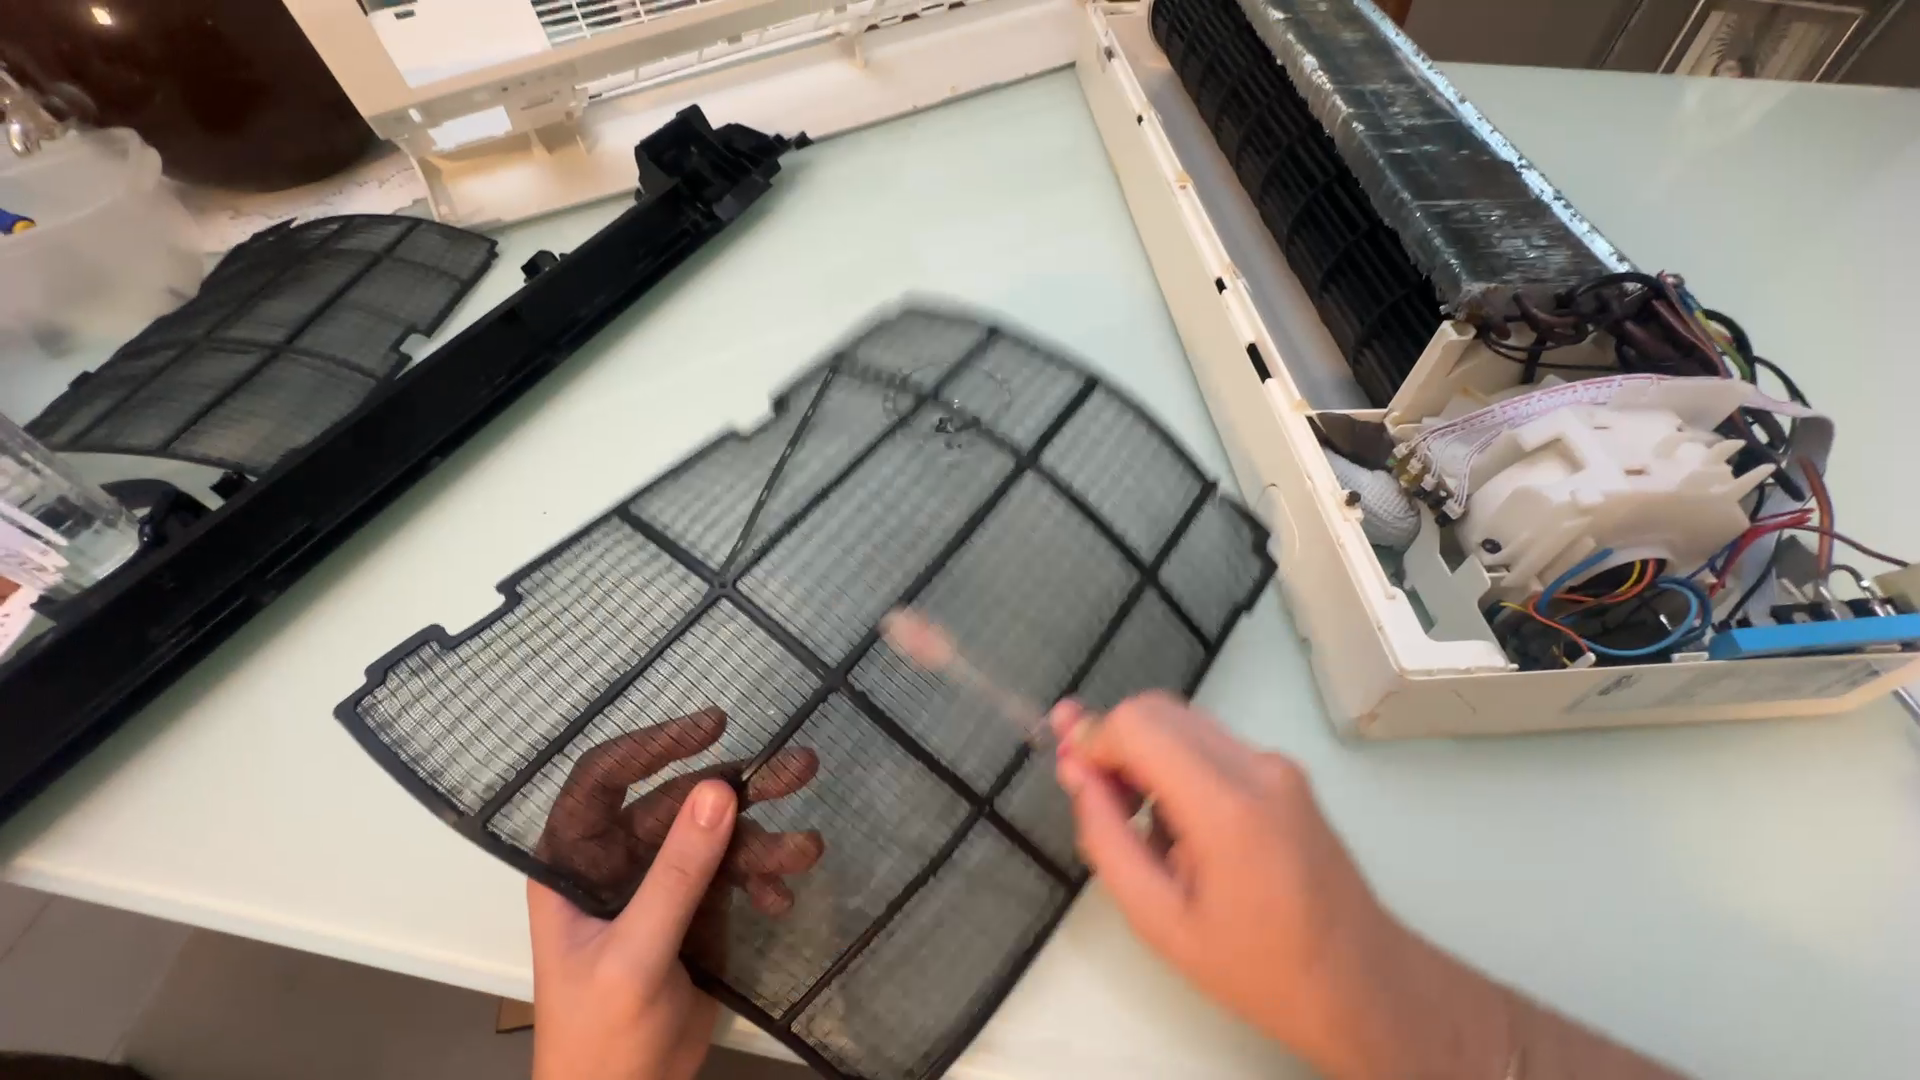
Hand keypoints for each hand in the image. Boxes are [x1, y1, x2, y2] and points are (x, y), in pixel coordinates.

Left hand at [527, 709, 824, 1079]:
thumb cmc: (601, 1037)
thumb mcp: (637, 953)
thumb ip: (678, 873)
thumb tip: (720, 789)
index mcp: (576, 860)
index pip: (604, 779)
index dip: (652, 745)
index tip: (712, 727)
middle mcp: (619, 858)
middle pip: (681, 801)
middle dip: (742, 788)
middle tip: (801, 766)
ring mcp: (662, 880)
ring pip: (718, 835)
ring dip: (765, 842)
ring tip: (808, 850)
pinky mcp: (697, 905)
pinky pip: (736, 873)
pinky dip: (762, 882)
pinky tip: (781, 902)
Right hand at [1050, 692, 1426, 1076]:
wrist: (1363, 982)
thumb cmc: (1256, 967)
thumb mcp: (1159, 921)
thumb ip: (1107, 839)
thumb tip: (1077, 774)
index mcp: (1227, 807)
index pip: (1138, 724)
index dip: (1091, 738)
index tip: (1072, 775)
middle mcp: (1256, 765)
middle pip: (1156, 710)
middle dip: (1112, 740)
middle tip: (1090, 791)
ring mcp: (1276, 763)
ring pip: (1180, 721)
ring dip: (1142, 752)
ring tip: (1134, 817)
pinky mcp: (1283, 770)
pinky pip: (1207, 742)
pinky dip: (1173, 761)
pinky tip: (1176, 820)